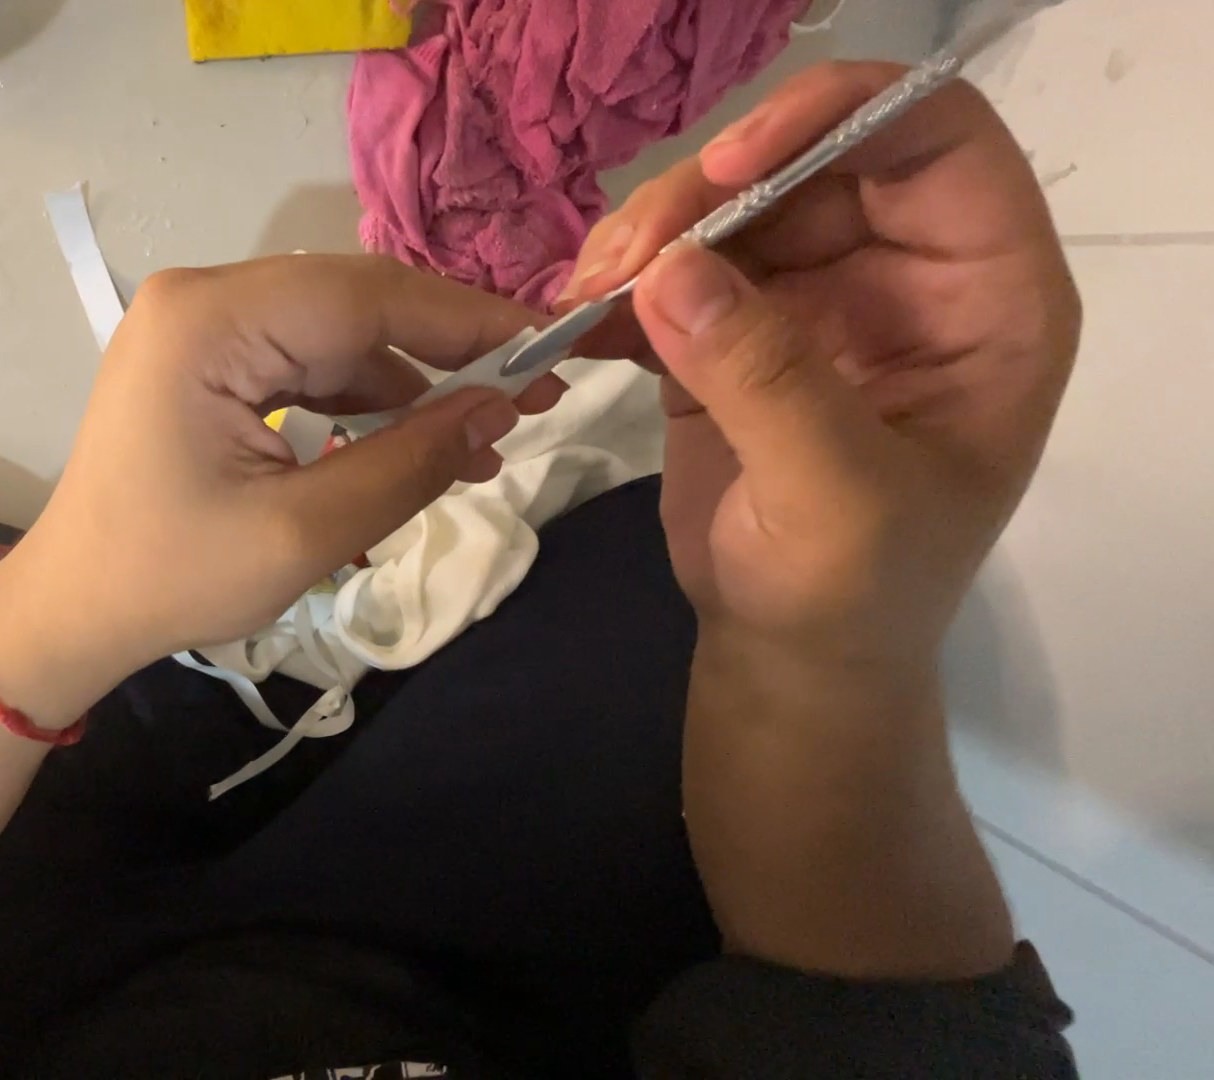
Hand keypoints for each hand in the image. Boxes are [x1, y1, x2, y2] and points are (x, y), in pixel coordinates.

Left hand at [0, 256, 565, 688]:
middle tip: (525, 401)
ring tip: (476, 442)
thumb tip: (499, 409)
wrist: (76, 609)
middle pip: (349, 306)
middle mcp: (199, 301)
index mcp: (207, 322)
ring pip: (331, 337)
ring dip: (404, 386)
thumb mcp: (303, 533)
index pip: (365, 296)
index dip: (466, 324)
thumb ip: (409, 465)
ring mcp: (196, 330)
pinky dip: (356, 402)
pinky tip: (405, 441)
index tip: (549, 351)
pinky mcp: (202, 364)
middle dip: (442, 355)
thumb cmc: (172, 579)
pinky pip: (299, 365)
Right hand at [564, 62, 1081, 670]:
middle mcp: (886, 283)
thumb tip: (664, 269)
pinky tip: (570, 327)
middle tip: (609, 268)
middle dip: (693, 203)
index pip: (924, 146)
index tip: (716, 170)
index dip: (828, 123)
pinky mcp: (718, 350)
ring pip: (714, 225)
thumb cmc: (847, 585)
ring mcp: (794, 314)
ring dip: (637, 248)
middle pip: (793, 176)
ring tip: (576, 302)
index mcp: (972, 295)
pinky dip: (612, 298)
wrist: (783, 644)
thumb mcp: (832, 491)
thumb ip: (763, 377)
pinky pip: (663, 289)